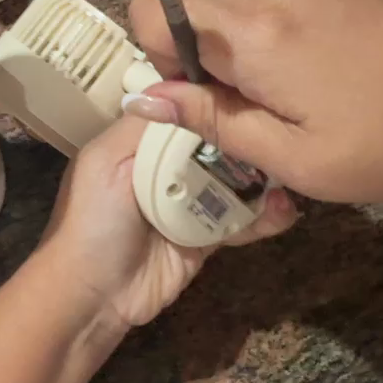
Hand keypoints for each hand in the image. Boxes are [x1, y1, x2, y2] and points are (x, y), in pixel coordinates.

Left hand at [34, 115, 297, 328]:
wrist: (92, 295)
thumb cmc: (93, 220)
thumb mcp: (108, 161)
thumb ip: (144, 127)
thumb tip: (182, 89)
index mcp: (137, 144)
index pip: (183, 111)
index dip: (212, 100)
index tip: (252, 87)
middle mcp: (166, 168)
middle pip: (215, 144)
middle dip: (247, 138)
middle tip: (282, 129)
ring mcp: (189, 202)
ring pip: (234, 181)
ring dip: (263, 177)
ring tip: (290, 170)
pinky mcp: (207, 238)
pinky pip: (240, 221)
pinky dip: (264, 216)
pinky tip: (285, 209)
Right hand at [125, 0, 382, 207]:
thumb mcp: (296, 158)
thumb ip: (212, 121)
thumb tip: (143, 97)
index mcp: (253, 27)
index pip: (155, 7)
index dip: (156, 53)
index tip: (195, 97)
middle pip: (197, 14)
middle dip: (206, 64)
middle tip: (260, 118)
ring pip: (238, 13)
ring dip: (246, 57)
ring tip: (304, 104)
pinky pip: (276, 6)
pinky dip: (278, 41)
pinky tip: (332, 79)